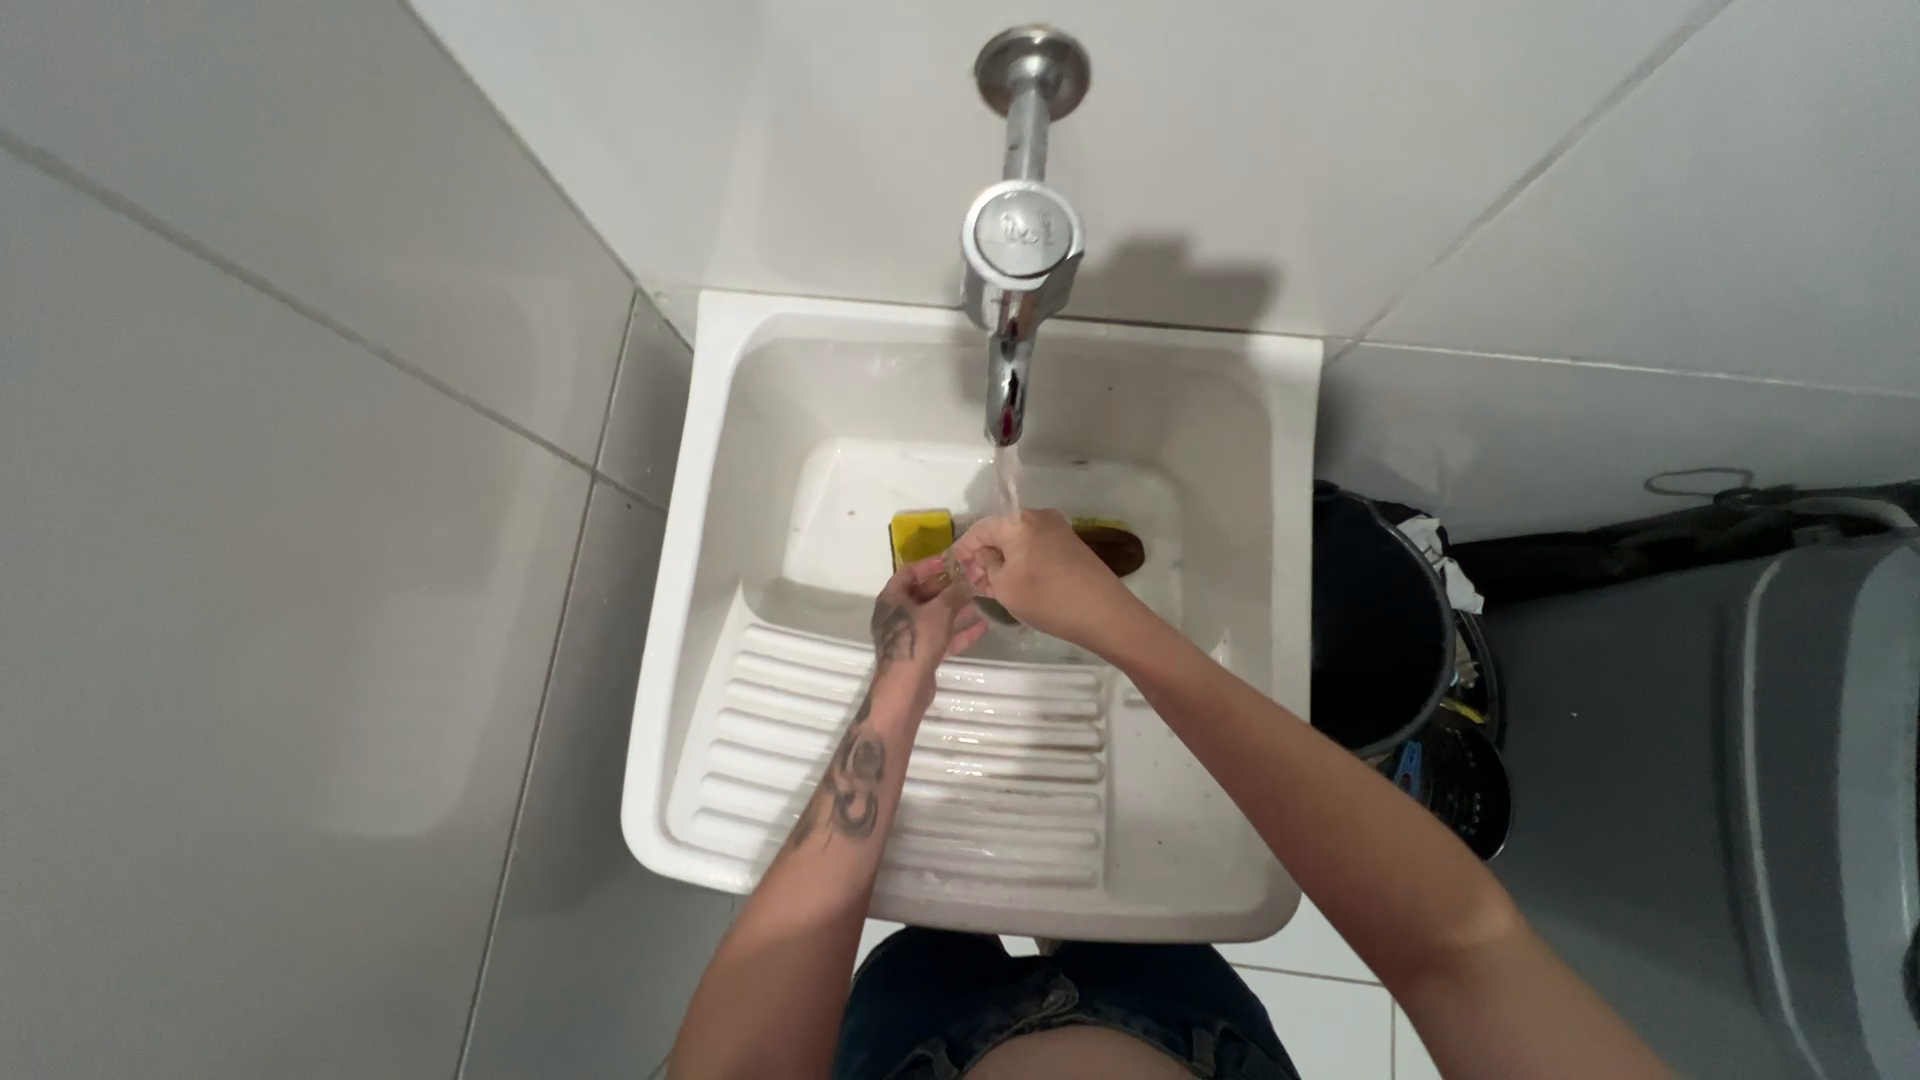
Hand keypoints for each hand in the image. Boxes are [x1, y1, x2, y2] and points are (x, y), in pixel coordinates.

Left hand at [869, 556, 986, 680]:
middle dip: (948, 588)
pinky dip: (958, 631)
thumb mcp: (940, 611)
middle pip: (923, 594)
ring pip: (934, 616)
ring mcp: (907, 635)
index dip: (931, 564)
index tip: (954, 562)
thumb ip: (956, 593)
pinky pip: (940, 636)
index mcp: (891, 598)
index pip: (909, 572)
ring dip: (956, 609)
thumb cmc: (917, 640)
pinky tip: (982, 626)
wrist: (905, 688)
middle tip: (971, 581)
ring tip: (980, 600)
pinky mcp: (919, 652)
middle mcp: (895, 614)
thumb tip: (972, 576)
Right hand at [948, 509, 1142, 649]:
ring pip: (1019, 541)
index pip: (980, 528)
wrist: (1104, 613)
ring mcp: (1058, 530)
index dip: (963, 549)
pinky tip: (1016, 583)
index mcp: (1018, 520)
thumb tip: (985, 555)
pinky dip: (1022, 562)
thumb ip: (987, 566)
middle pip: (1001, 531)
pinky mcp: (1071, 545)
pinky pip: (1036, 548)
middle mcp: (1039, 516)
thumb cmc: (1047, 599)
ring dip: (1003, 560)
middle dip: (984, 554)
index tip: (952, 568)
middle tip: (970, 580)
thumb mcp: (1004, 587)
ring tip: (991, 586)